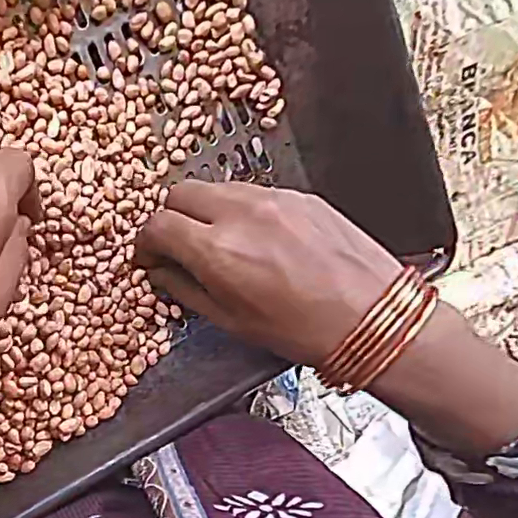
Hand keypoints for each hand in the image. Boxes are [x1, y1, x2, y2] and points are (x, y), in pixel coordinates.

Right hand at [132, 181, 404, 365]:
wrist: (373, 317)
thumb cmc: (302, 329)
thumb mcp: (229, 319)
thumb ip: (184, 288)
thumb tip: (160, 271)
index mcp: (217, 251)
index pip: (157, 225)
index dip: (145, 242)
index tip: (149, 255)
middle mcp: (240, 214)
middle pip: (179, 194)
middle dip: (169, 218)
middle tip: (176, 244)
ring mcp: (273, 198)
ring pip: (215, 188)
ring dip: (203, 211)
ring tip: (217, 241)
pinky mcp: (299, 195)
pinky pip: (251, 191)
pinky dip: (238, 210)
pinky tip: (254, 238)